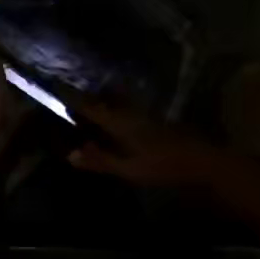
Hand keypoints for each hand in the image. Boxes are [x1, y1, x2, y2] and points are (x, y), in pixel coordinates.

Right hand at [66, 97, 233, 190]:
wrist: (204, 161)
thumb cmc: (164, 166)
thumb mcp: (128, 168)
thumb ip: (100, 160)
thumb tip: (70, 154)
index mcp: (121, 121)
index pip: (91, 106)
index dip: (73, 99)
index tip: (55, 90)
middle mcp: (132, 112)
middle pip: (105, 99)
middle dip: (88, 97)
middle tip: (70, 96)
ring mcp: (147, 114)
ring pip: (119, 102)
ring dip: (104, 101)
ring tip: (91, 104)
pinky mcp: (158, 120)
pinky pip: (130, 109)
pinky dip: (118, 110)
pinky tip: (117, 119)